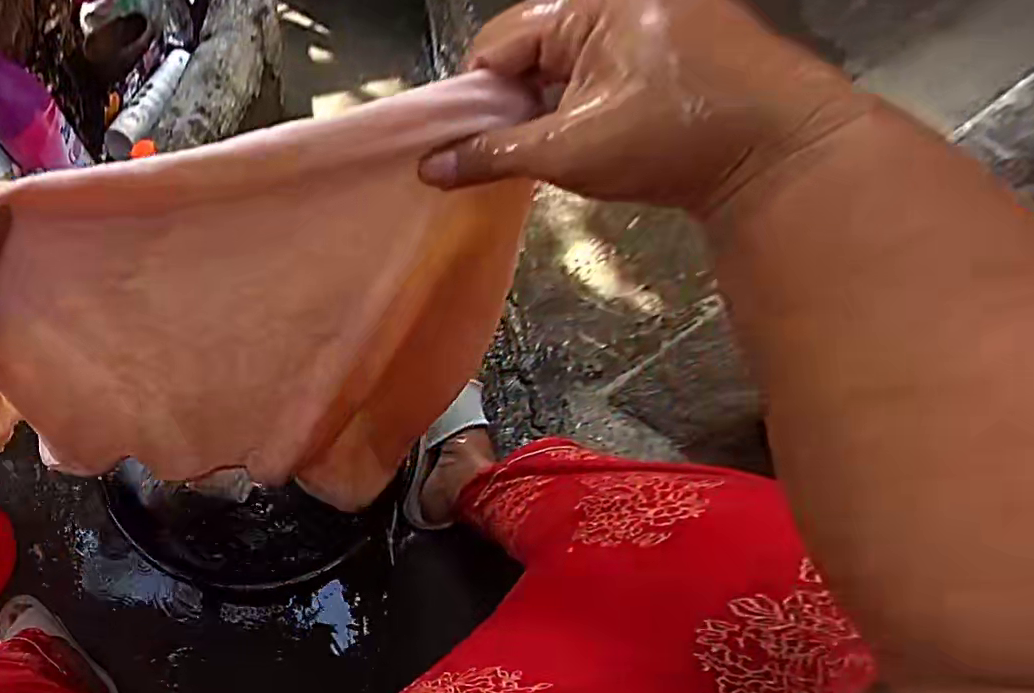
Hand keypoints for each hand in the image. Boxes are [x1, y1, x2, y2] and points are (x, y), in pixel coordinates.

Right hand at [418, 0, 872, 216]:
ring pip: (548, 68)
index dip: (471, 93)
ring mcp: (639, 26)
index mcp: (599, 4)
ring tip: (524, 154)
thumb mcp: (564, 149)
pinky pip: (579, 78)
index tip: (459, 143)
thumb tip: (427, 169)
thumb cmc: (669, 138)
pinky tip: (556, 145)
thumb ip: (489, 156)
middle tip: (489, 155)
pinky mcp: (651, 55)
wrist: (773, 151)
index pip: (499, 39)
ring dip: (526, 114)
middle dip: (498, 106)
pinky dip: (556, 113)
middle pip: (522, 51)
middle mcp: (619, 2)